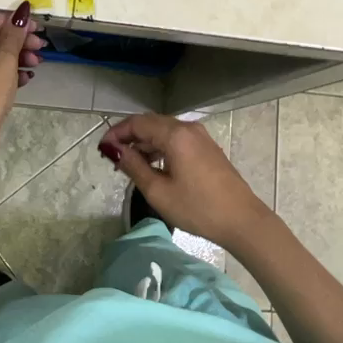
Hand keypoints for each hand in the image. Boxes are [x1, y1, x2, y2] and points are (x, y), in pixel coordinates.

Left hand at [0, 1, 43, 158]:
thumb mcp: (3, 62)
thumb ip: (14, 35)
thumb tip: (22, 10)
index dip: (14, 22)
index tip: (37, 29)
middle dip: (18, 42)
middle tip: (41, 48)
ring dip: (15, 58)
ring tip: (37, 65)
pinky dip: (6, 73)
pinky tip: (25, 79)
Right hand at [98, 114, 271, 250]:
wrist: (240, 219)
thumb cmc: (197, 208)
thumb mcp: (158, 191)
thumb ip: (134, 166)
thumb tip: (116, 151)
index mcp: (175, 135)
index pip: (138, 122)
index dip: (117, 133)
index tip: (102, 149)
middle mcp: (188, 128)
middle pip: (151, 123)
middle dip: (130, 137)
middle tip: (113, 157)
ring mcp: (201, 137)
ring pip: (165, 131)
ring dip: (145, 143)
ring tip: (129, 165)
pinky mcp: (207, 148)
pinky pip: (177, 139)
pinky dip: (161, 147)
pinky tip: (153, 166)